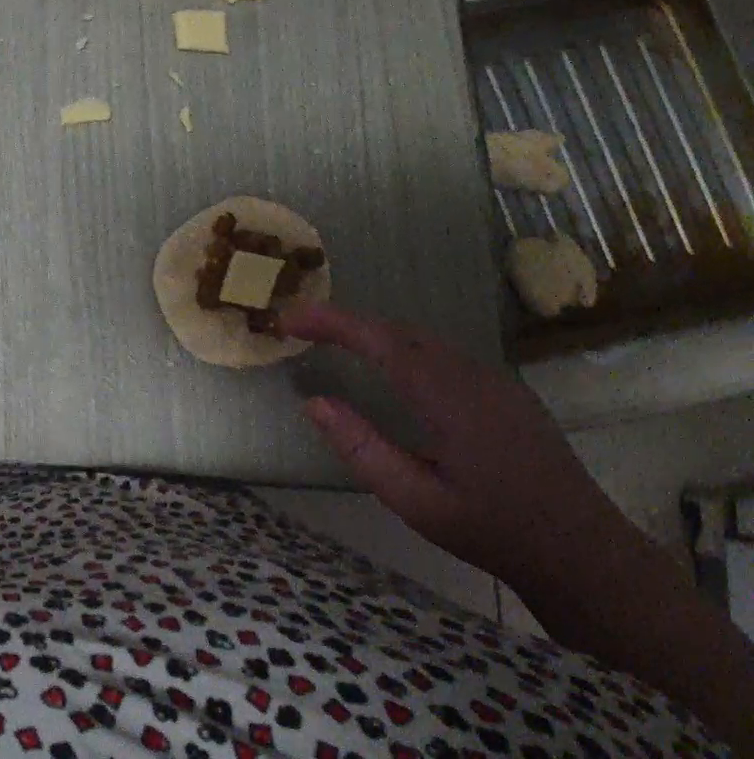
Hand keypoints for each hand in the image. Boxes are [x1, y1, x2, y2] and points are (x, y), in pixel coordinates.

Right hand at [281, 302, 631, 586]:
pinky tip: (385, 363)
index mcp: (451, 401)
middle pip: (401, 332)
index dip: (331, 323)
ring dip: (373, 332)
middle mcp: (475, 380)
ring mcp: (497, 384)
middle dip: (345, 322)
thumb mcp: (413, 499)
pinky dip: (400, 345)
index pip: (382, 342)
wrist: (585, 552)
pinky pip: (443, 354)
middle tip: (297, 328)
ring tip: (330, 339)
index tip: (287, 320)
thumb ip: (361, 448)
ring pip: (423, 339)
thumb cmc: (492, 529)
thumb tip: (313, 402)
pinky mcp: (506, 394)